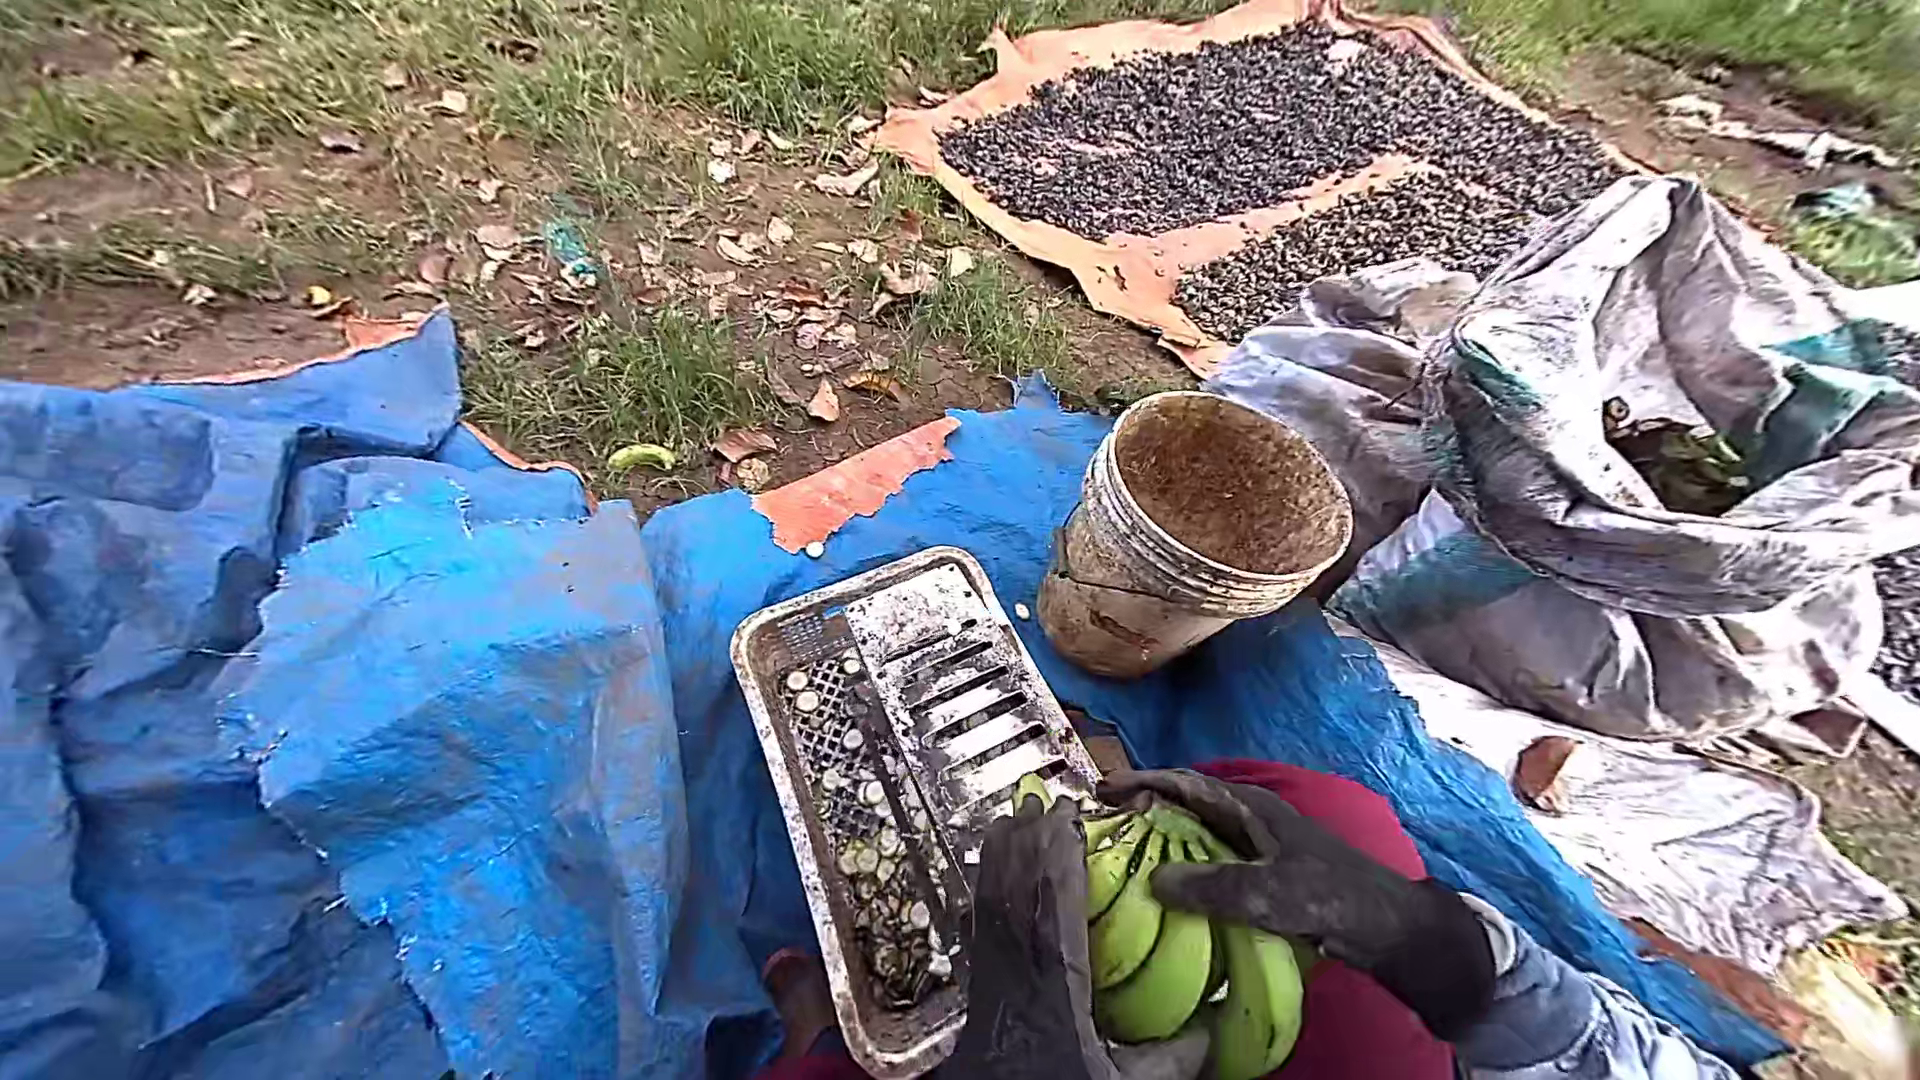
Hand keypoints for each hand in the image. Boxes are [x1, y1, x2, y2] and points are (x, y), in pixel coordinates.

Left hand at [945, 793, 1207, 1079]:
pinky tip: (995, 845)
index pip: (1057, 895)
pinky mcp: (976, 954)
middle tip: (1051, 800)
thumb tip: (1212, 1030)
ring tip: (1024, 808)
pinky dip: (989, 862)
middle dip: (1035, 831)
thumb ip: (1168, 1059)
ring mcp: (991, 949)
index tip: (1072, 816)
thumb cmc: (1057, 1079)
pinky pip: (980, 894)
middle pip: (1022, 874)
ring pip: (996, 878)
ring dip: (1010, 839)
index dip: (1061, 849)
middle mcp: (1019, 950)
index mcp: (1056, 972)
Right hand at [1098, 769, 1494, 1039]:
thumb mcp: (1277, 894)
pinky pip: (1206, 857)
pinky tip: (1165, 881)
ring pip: (1192, 828)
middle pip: (1181, 800)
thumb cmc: (1337, 898)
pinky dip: (1179, 860)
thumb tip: (1154, 880)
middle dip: (1142, 804)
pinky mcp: (1258, 869)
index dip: (1141, 781)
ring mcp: (1252, 842)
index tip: (1103, 789)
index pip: (1182, 782)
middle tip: (1105, 820)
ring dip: (1159, 832)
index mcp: (1247, 805)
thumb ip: (1217, 887)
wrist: (1397, 931)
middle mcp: (1244, 816)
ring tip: (1125, 848)